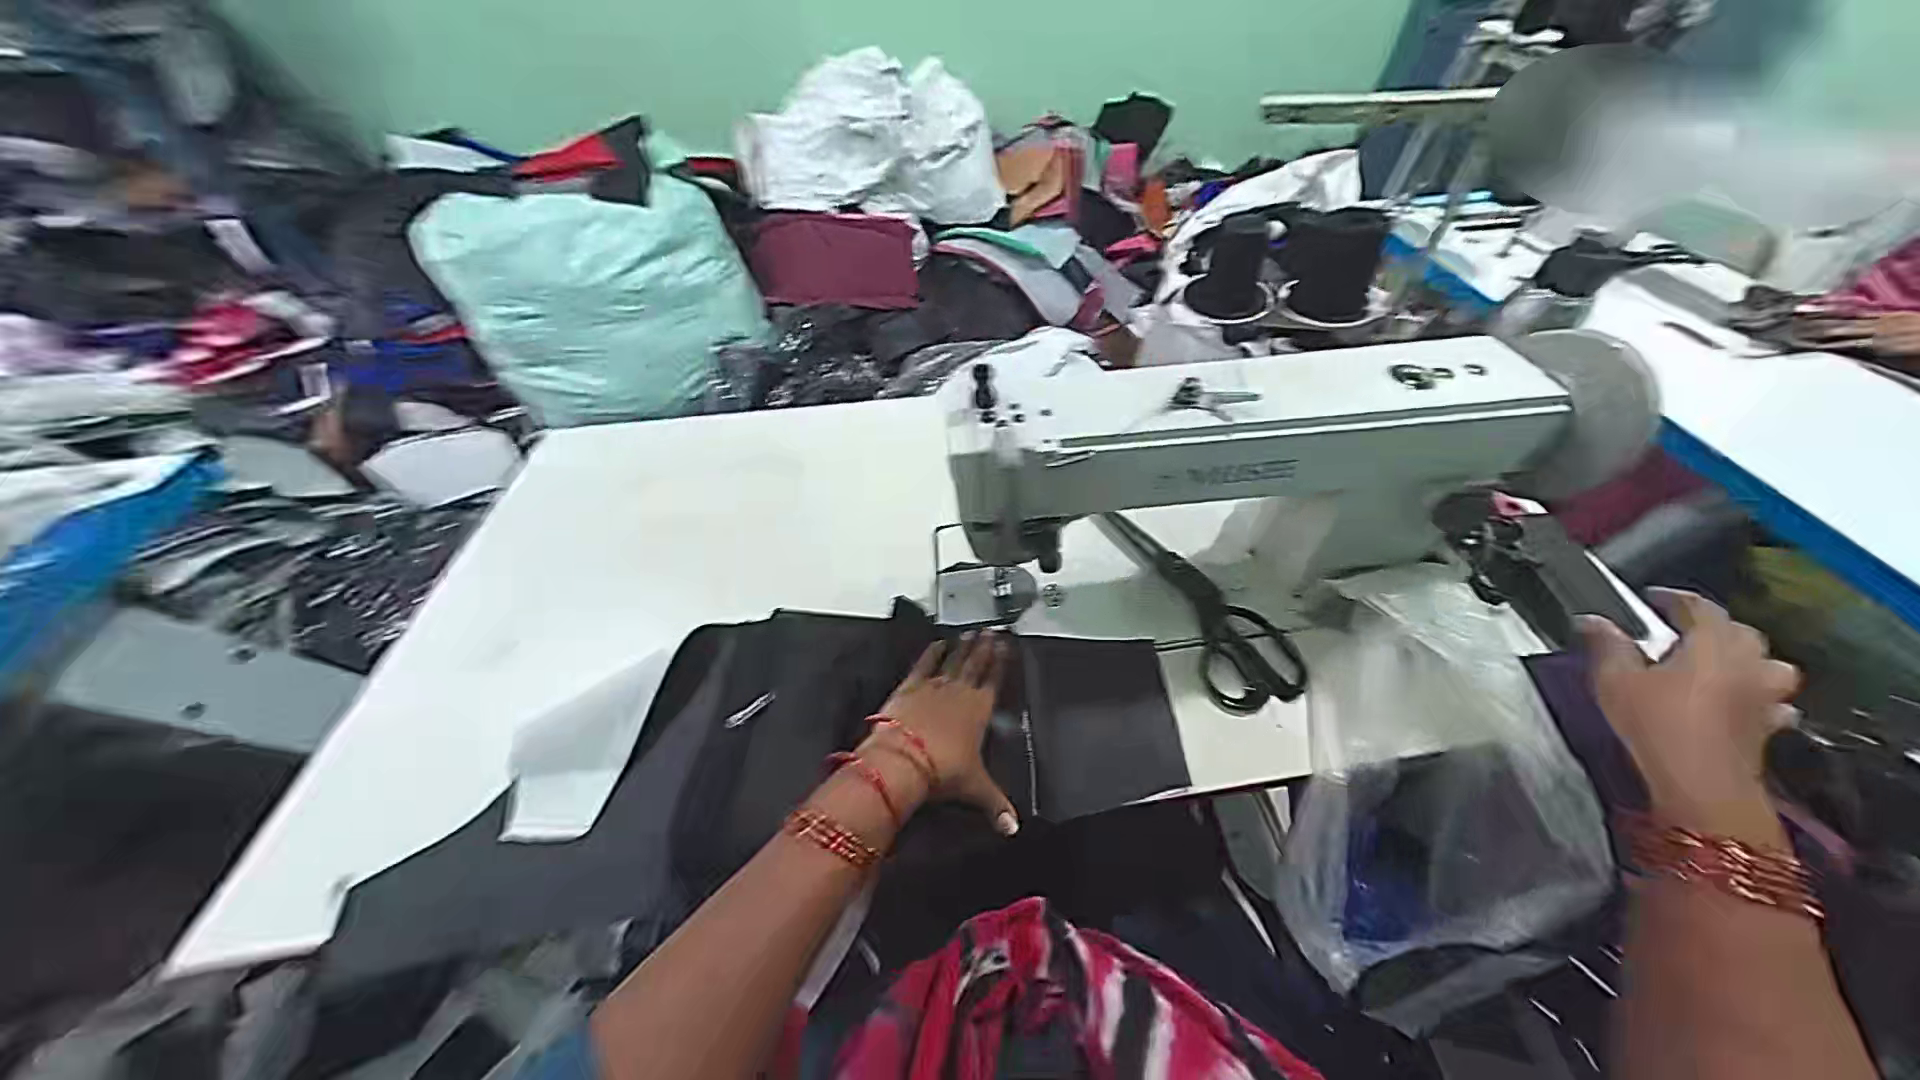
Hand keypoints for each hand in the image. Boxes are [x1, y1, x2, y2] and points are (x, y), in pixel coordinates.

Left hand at [863, 631, 1019, 835]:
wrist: (903, 759)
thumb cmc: (943, 771)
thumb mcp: (974, 788)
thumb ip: (995, 805)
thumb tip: (1014, 828)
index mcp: (979, 710)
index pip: (994, 680)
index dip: (1001, 662)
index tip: (1005, 645)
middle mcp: (960, 691)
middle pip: (976, 664)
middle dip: (985, 647)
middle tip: (991, 629)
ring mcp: (934, 685)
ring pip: (953, 660)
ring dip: (963, 646)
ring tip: (971, 632)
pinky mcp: (910, 685)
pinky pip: (924, 664)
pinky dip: (931, 652)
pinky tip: (937, 642)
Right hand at [1578, 589, 1799, 840]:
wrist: (1699, 780)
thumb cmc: (1656, 723)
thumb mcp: (1614, 679)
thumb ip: (1607, 645)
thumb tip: (1593, 621)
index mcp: (1713, 646)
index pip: (1701, 608)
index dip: (1675, 598)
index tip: (1654, 597)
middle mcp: (1749, 665)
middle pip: (1738, 632)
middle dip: (1709, 625)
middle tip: (1675, 629)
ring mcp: (1766, 696)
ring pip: (1765, 663)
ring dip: (1741, 657)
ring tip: (1711, 661)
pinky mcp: (1768, 723)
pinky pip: (1770, 698)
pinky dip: (1753, 691)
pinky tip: (1734, 698)